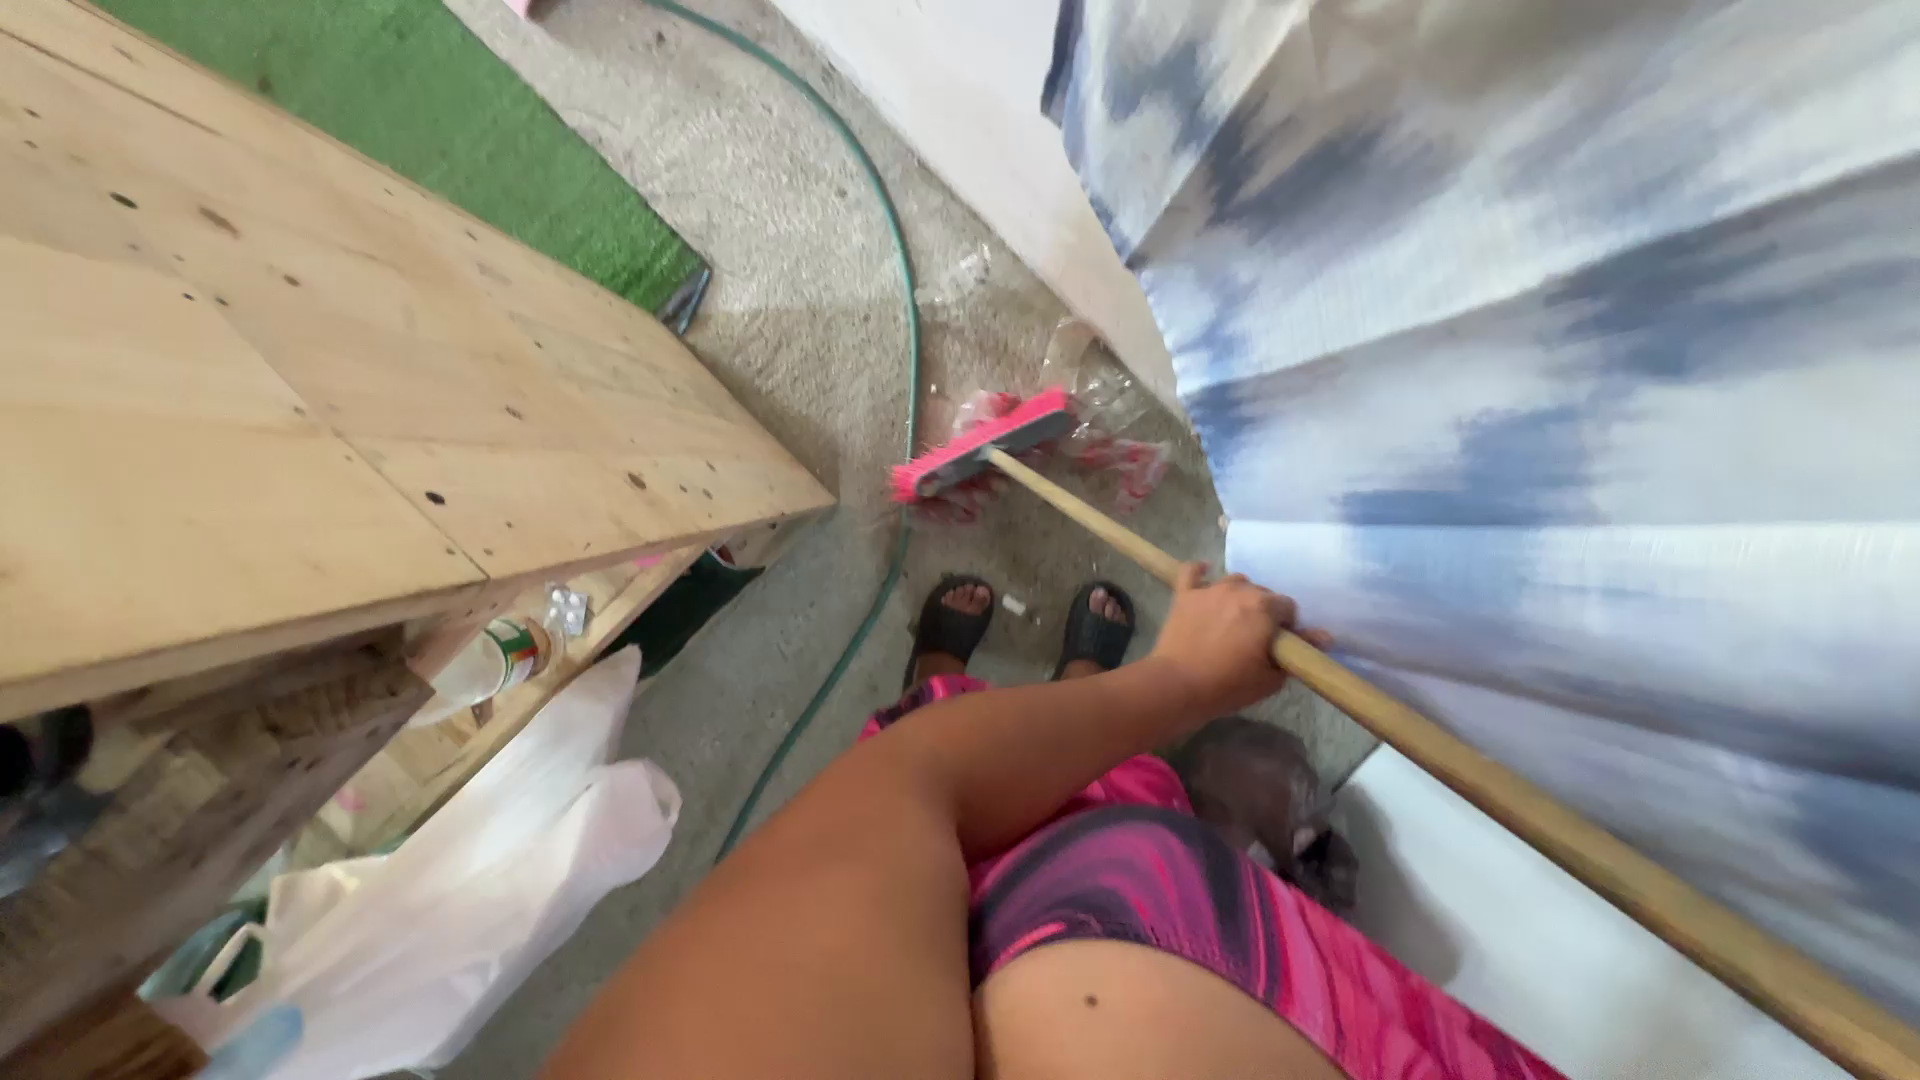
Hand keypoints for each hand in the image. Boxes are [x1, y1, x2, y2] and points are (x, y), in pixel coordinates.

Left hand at [1145, 563, 1330, 718]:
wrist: (1178, 685)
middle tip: (1254, 636)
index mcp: (1264, 608)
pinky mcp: (1184, 595)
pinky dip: (1199, 571)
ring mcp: (1209, 590)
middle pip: (1261, 593)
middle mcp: (1239, 591)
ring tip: (1233, 617)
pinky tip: (1203, 572)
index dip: (1286, 626)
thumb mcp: (1272, 676)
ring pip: (1233, 582)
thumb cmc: (1228, 684)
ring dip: (1238, 595)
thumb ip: (1298, 652)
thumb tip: (1324, 637)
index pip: (1287, 607)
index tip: (1277, 643)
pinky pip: (1191, 572)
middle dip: (1263, 611)